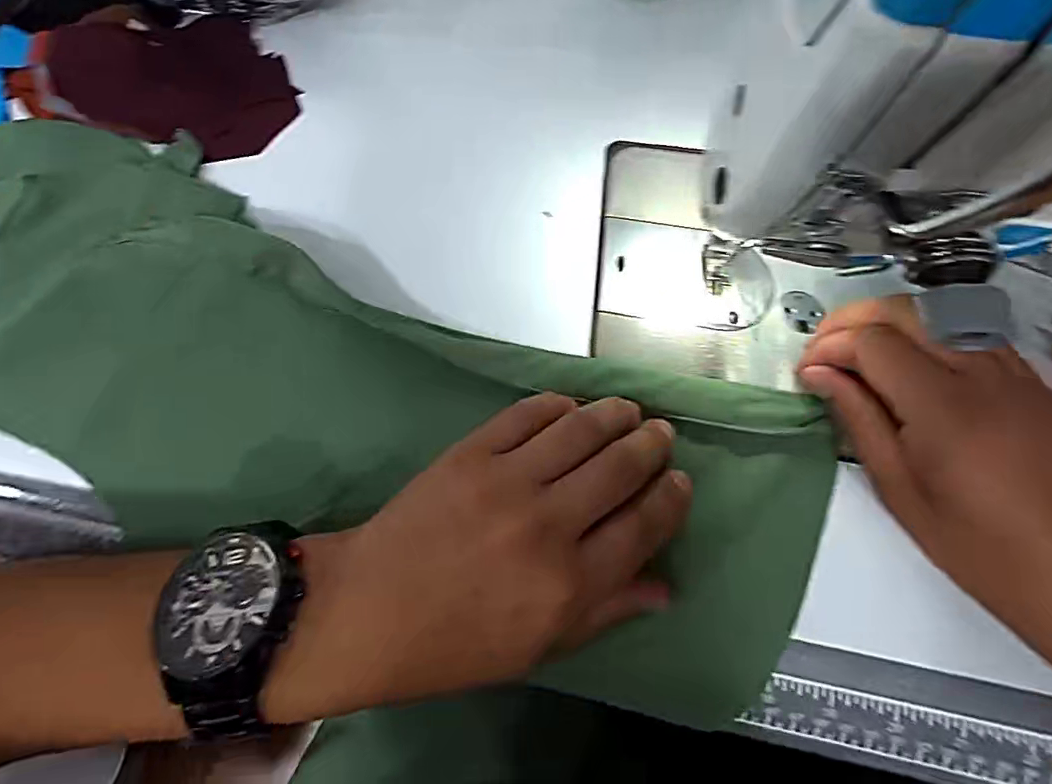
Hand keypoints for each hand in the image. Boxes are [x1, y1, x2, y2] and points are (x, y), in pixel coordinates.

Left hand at [259, 393, 690, 722]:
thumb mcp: (540, 646)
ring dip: (614, 413)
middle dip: (650, 444)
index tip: (679, 479)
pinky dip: (557, 404)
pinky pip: (527, 414)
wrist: (372, 608)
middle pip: (619, 467)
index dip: (670, 498)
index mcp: (569, 583)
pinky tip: (570, 406)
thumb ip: (607, 611)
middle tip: (660, 433)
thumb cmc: (458, 641)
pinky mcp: (472, 451)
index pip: (643, 526)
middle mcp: (547, 524)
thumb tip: (665, 586)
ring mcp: (507, 480)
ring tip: (628, 410)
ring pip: (580, 430)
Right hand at [795, 296, 1051, 783]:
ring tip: (865, 360)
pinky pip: (975, 337)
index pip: (871, 339)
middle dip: (852, 321)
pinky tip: (921, 376)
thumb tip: (818, 373)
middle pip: (904, 310)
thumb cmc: (988, 556)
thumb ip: (859, 420)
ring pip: (941, 314)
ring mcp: (1018, 374)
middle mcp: (982, 373)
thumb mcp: (903, 494)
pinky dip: (934, 338)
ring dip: (892, 324)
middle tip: (825, 355)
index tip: (807, 374)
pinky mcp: (1040, 386)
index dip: (828, 346)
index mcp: (944, 405)